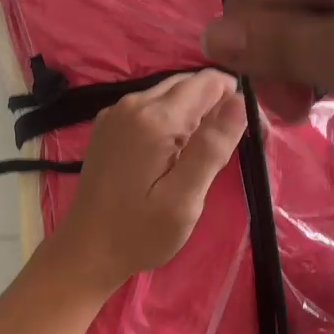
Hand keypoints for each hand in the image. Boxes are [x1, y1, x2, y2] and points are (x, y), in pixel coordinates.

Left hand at [45, 70, 247, 290]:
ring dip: (193, 115)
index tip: (247, 135)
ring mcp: (116, 113)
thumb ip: (212, 146)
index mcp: (154, 118)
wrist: (86, 251)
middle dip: (216, 107)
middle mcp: (133, 104)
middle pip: (189, 84)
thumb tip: (241, 100)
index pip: (210, 82)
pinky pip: (150, 108)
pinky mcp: (108, 126)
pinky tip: (171, 157)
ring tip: (200, 158)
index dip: (236, 101)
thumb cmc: (139, 232)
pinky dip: (169, 122)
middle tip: (226, 151)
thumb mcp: (185, 199)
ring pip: (170, 94)